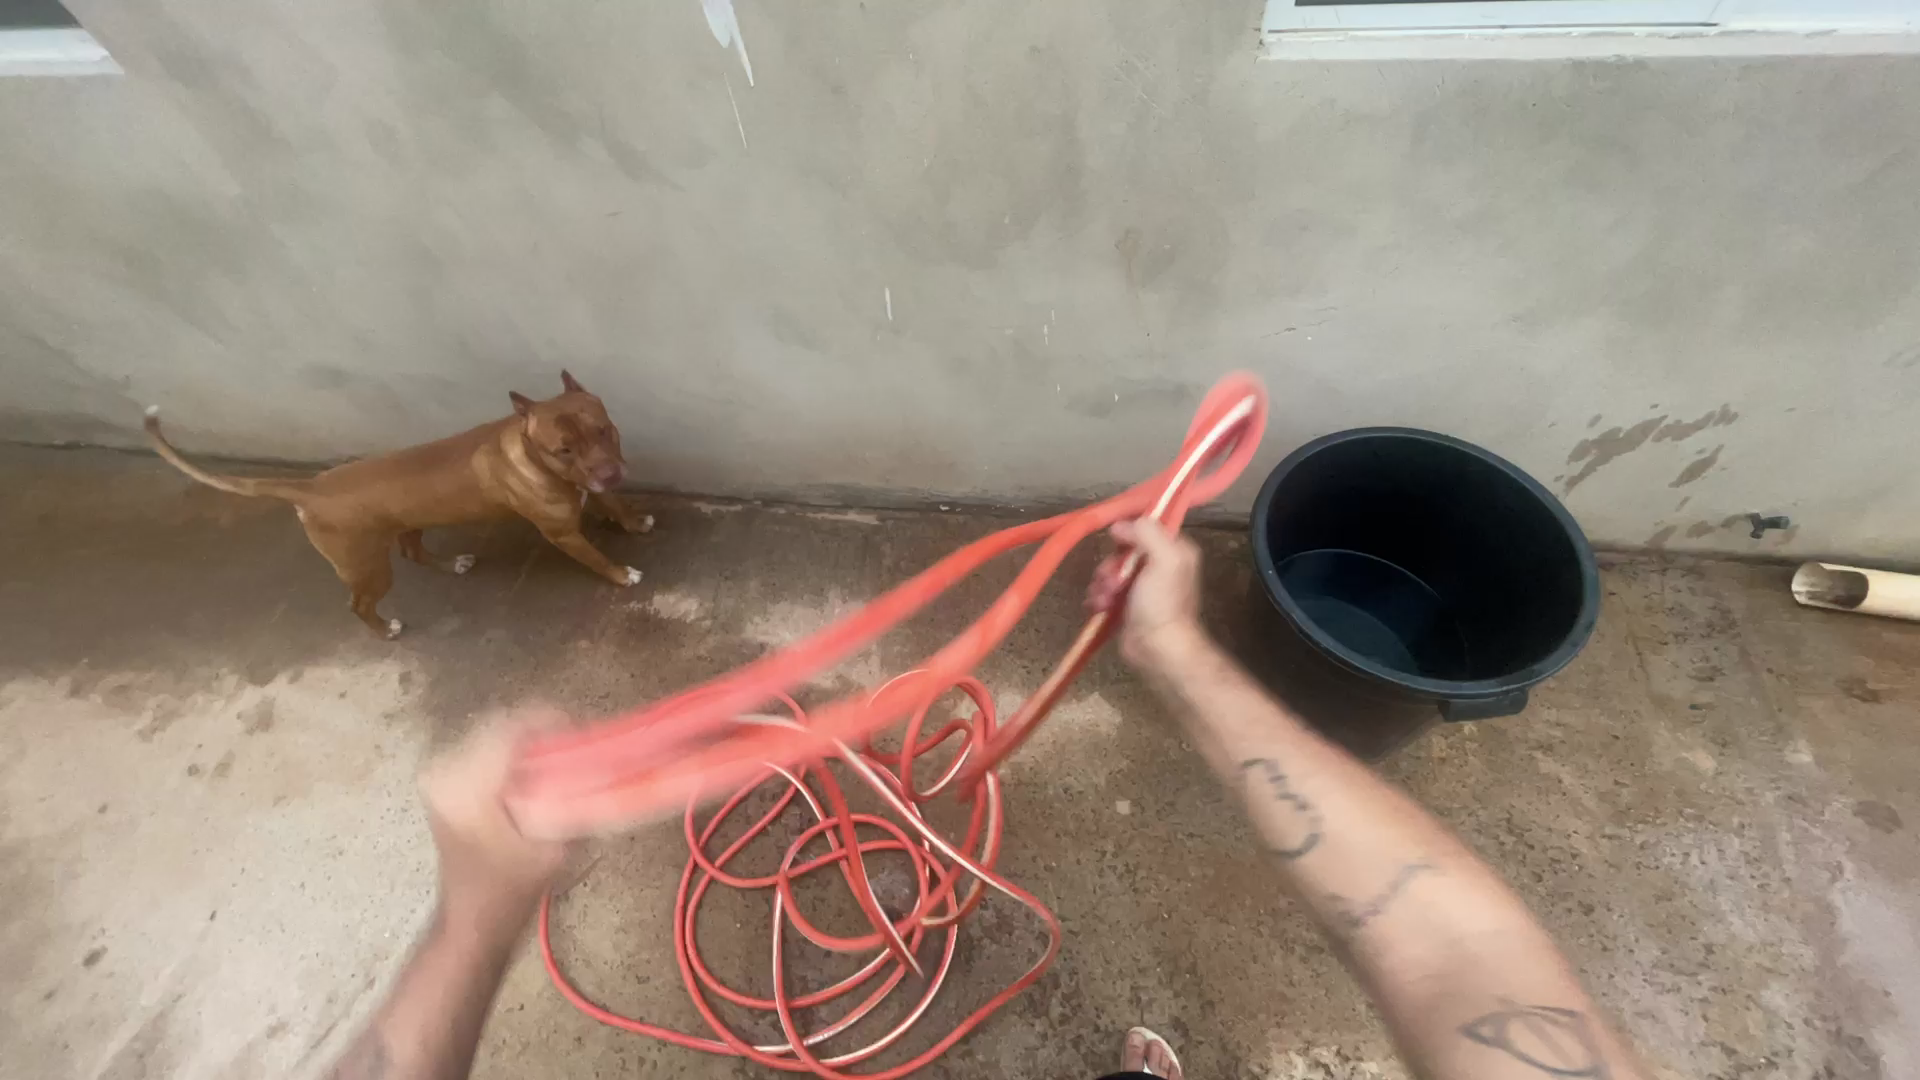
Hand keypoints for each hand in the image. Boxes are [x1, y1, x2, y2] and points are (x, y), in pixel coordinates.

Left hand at [419, 709, 574, 932]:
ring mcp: (439, 774)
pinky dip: (514, 749)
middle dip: (545, 729)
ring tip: (559, 759)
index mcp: (469, 788)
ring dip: (531, 738)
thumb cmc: (513, 886)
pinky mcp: (442, 779)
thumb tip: (609, 758)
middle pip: (505, 721)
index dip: (556, 721)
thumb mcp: (557, 845)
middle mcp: (446, 773)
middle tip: (578, 746)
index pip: (514, 726)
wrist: (470, 917)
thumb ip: (579, 799)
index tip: (586, 734)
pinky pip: (485, 744)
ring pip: (496, 729)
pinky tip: (535, 771)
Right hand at [1088, 518, 1205, 667]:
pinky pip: (1103, 592)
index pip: (1145, 529)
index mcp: (1173, 551)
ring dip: (1101, 585)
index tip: (1117, 544)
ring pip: (1109, 572)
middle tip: (1114, 583)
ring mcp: (1140, 587)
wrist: (1156, 649)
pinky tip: (1099, 607)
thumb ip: (1146, 534)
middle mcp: (1158, 566)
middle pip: (1121, 551)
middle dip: (1110, 566)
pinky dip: (1098, 598)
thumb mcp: (1164, 560)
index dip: (1128, 534)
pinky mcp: (1124, 605)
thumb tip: (1120, 525)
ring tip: (1106, 600)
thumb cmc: (1162, 604)